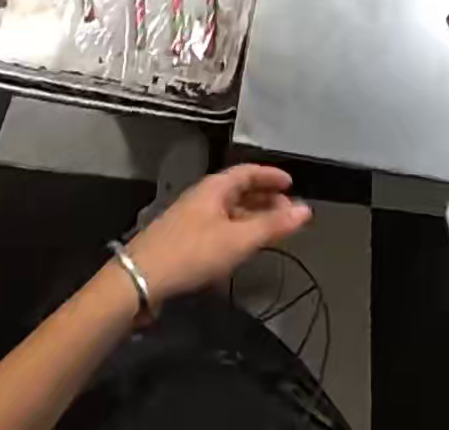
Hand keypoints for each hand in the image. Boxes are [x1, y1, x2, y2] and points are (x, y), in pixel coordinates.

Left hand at [124, 165, 311, 305]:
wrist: (142, 278)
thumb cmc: (193, 252)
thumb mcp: (238, 240)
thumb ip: (272, 225)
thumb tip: (305, 209)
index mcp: (215, 187)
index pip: (247, 171)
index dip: (270, 175)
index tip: (291, 183)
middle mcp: (203, 195)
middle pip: (238, 189)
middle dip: (264, 197)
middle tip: (287, 211)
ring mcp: (192, 216)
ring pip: (229, 209)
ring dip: (252, 215)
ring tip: (271, 229)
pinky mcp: (184, 237)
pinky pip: (220, 224)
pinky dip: (238, 228)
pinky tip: (243, 245)